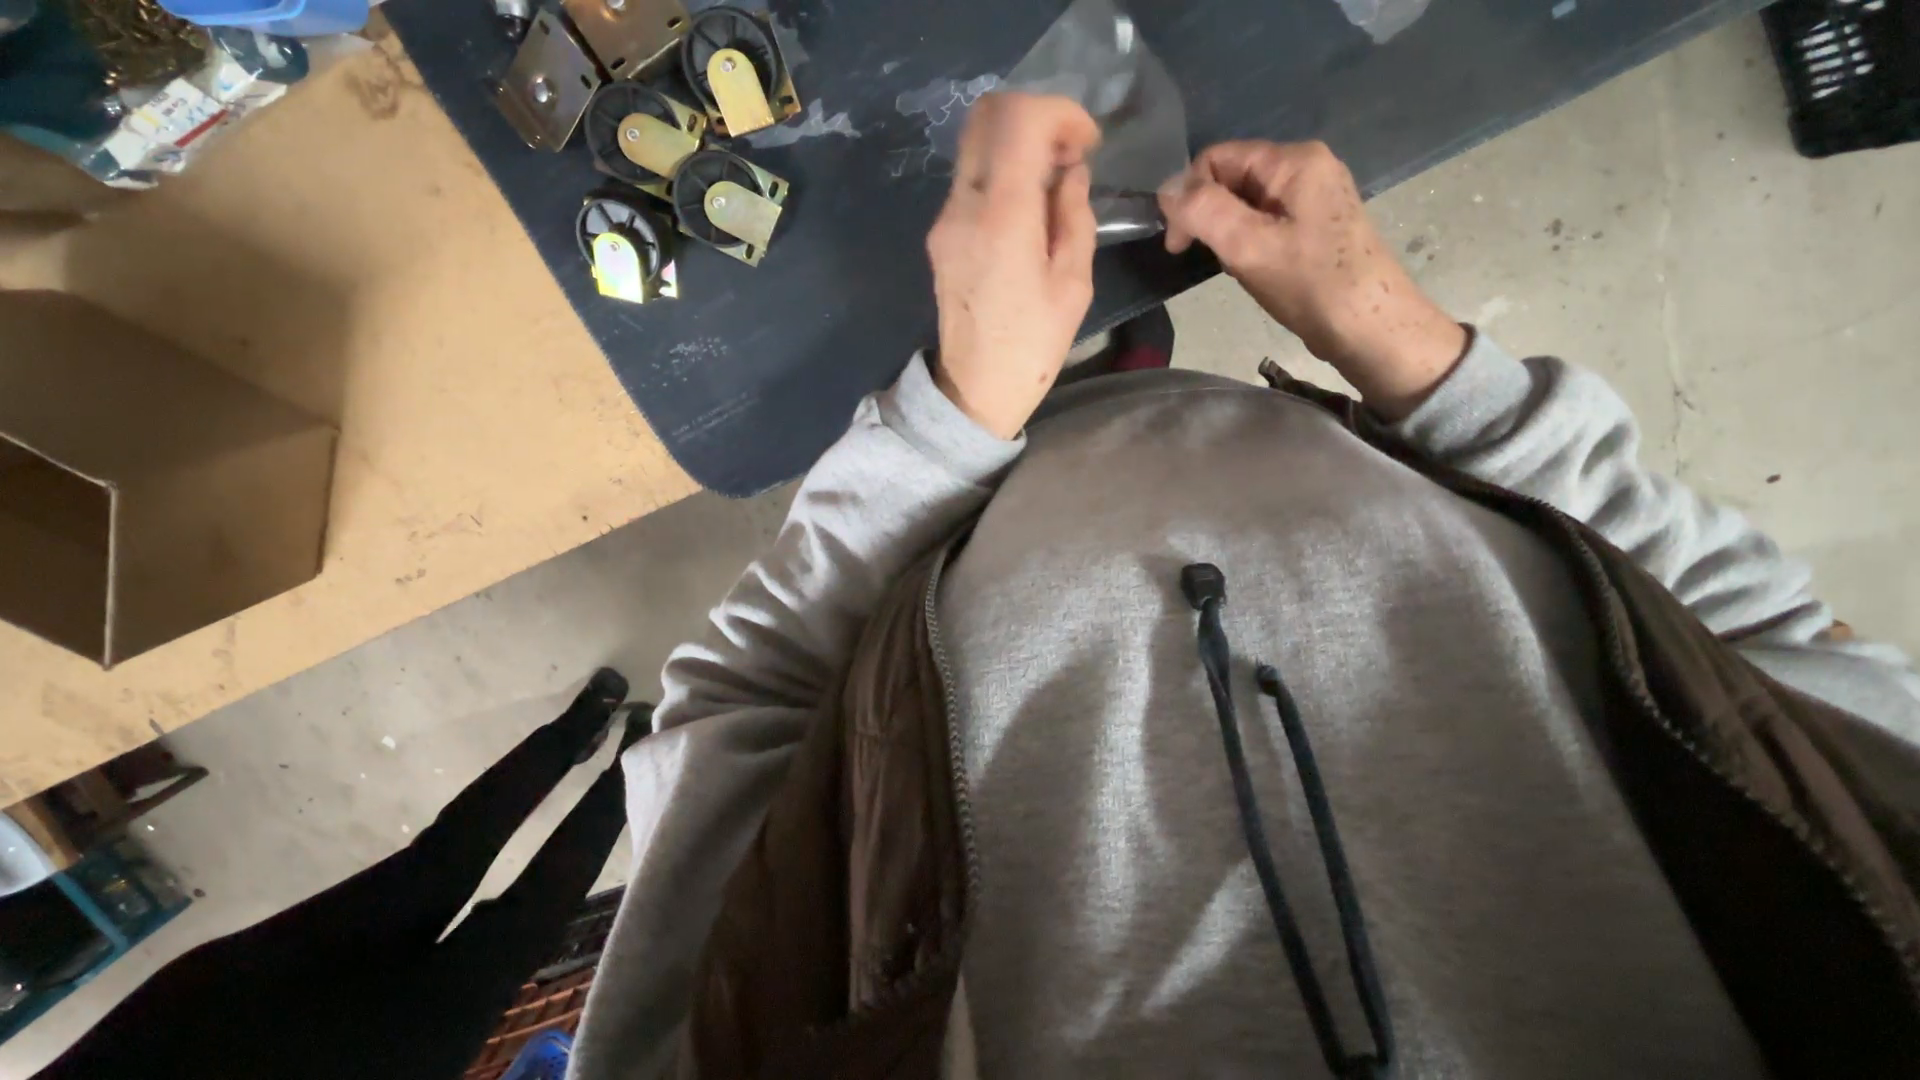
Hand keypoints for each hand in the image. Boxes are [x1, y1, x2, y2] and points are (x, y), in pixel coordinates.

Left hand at [927, 92, 1099, 438]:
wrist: (973, 390)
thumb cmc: (1033, 346)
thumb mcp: (1073, 284)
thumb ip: (1074, 216)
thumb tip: (1070, 175)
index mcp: (1003, 216)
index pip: (1020, 119)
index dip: (1061, 113)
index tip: (1087, 142)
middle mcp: (964, 206)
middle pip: (987, 116)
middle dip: (1036, 118)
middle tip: (1068, 153)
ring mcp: (944, 219)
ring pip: (975, 145)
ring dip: (1017, 144)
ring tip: (1053, 182)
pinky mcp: (939, 235)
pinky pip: (969, 178)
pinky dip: (1000, 171)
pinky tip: (1027, 206)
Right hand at [1159, 140, 1467, 419]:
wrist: (1371, 328)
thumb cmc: (1310, 284)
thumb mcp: (1248, 246)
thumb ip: (1203, 211)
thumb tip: (1165, 188)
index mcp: (1294, 160)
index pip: (1216, 158)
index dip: (1188, 197)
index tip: (1179, 246)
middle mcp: (1307, 166)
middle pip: (1232, 178)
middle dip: (1211, 219)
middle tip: (1218, 262)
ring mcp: (1315, 196)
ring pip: (1246, 203)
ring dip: (1229, 236)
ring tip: (1241, 270)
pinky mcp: (1317, 224)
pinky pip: (1266, 221)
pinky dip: (1250, 245)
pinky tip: (1258, 272)